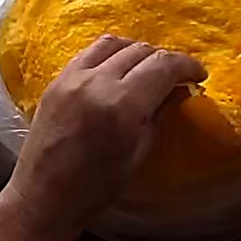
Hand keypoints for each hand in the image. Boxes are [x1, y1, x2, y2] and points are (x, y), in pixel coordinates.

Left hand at [2, 36, 205, 239]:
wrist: (41, 197)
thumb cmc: (94, 188)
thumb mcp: (137, 155)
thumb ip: (158, 116)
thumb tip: (178, 91)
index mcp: (120, 104)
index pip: (162, 65)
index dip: (186, 66)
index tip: (198, 75)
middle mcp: (94, 82)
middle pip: (139, 50)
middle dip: (164, 59)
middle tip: (175, 77)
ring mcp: (70, 78)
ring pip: (111, 44)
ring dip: (135, 51)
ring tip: (146, 69)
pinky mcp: (54, 82)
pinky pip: (87, 54)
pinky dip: (108, 55)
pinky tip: (116, 70)